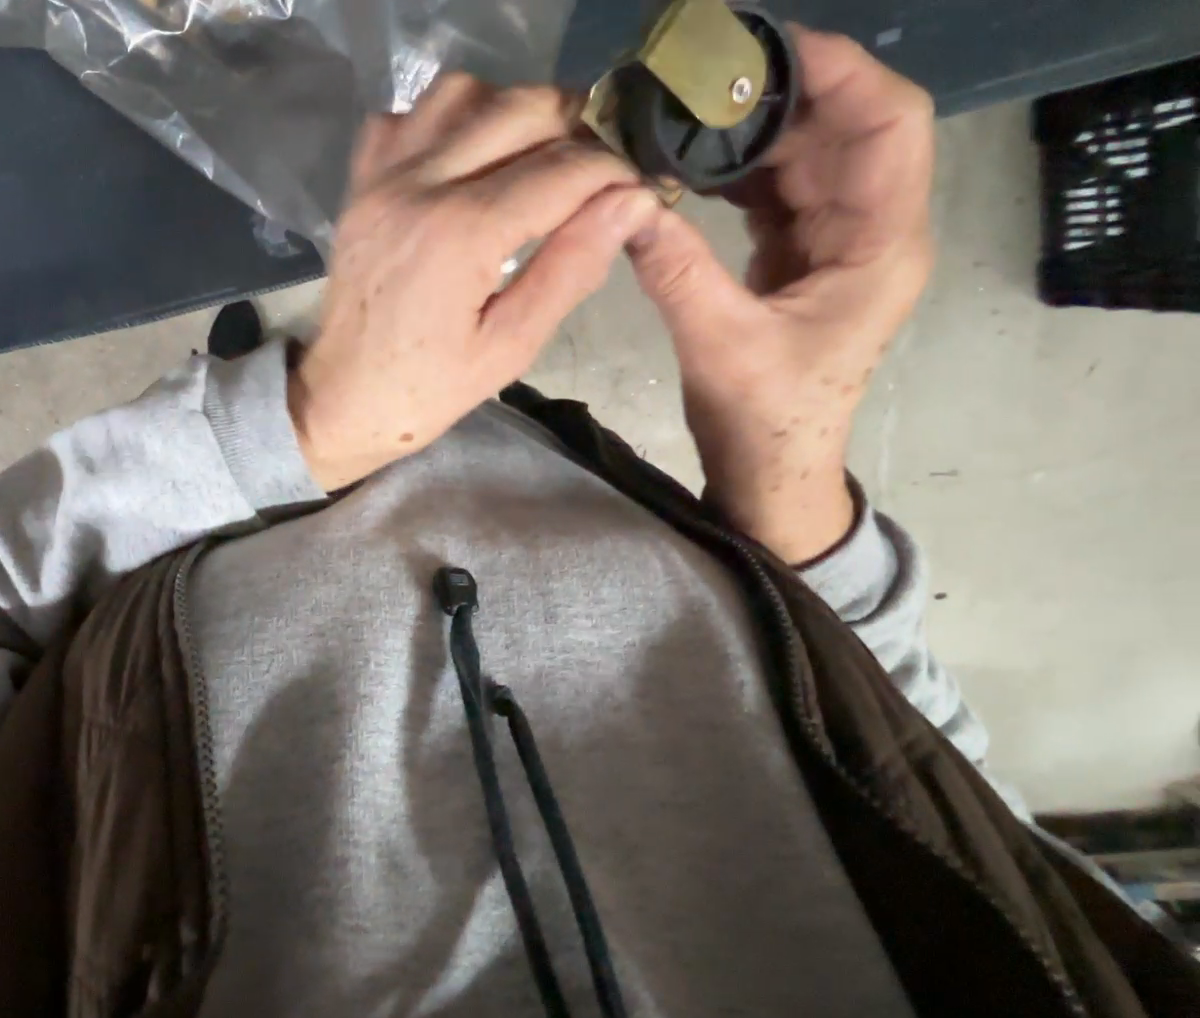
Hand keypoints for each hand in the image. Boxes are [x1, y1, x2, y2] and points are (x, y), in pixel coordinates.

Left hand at [293, 75, 662, 490]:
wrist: (338, 401)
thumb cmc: (425, 390)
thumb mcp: (509, 346)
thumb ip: (571, 268)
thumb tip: (633, 200)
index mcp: (461, 234)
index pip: (564, 167)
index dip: (613, 173)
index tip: (631, 193)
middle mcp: (418, 187)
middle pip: (520, 108)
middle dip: (573, 130)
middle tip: (587, 175)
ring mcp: (381, 181)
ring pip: (461, 94)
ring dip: (507, 113)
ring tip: (527, 160)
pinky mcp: (358, 187)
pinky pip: (403, 118)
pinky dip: (443, 123)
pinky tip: (461, 164)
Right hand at [626, 27, 934, 562]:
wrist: (772, 473)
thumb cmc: (765, 419)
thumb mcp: (718, 344)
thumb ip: (676, 270)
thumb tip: (623, 203)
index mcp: (880, 244)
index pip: (887, 126)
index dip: (841, 74)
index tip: (769, 49)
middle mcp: (870, 232)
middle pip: (843, 134)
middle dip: (780, 99)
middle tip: (703, 80)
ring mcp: (835, 246)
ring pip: (807, 163)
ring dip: (754, 137)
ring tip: (688, 116)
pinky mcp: (800, 262)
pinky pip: (777, 198)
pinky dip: (738, 177)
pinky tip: (691, 167)